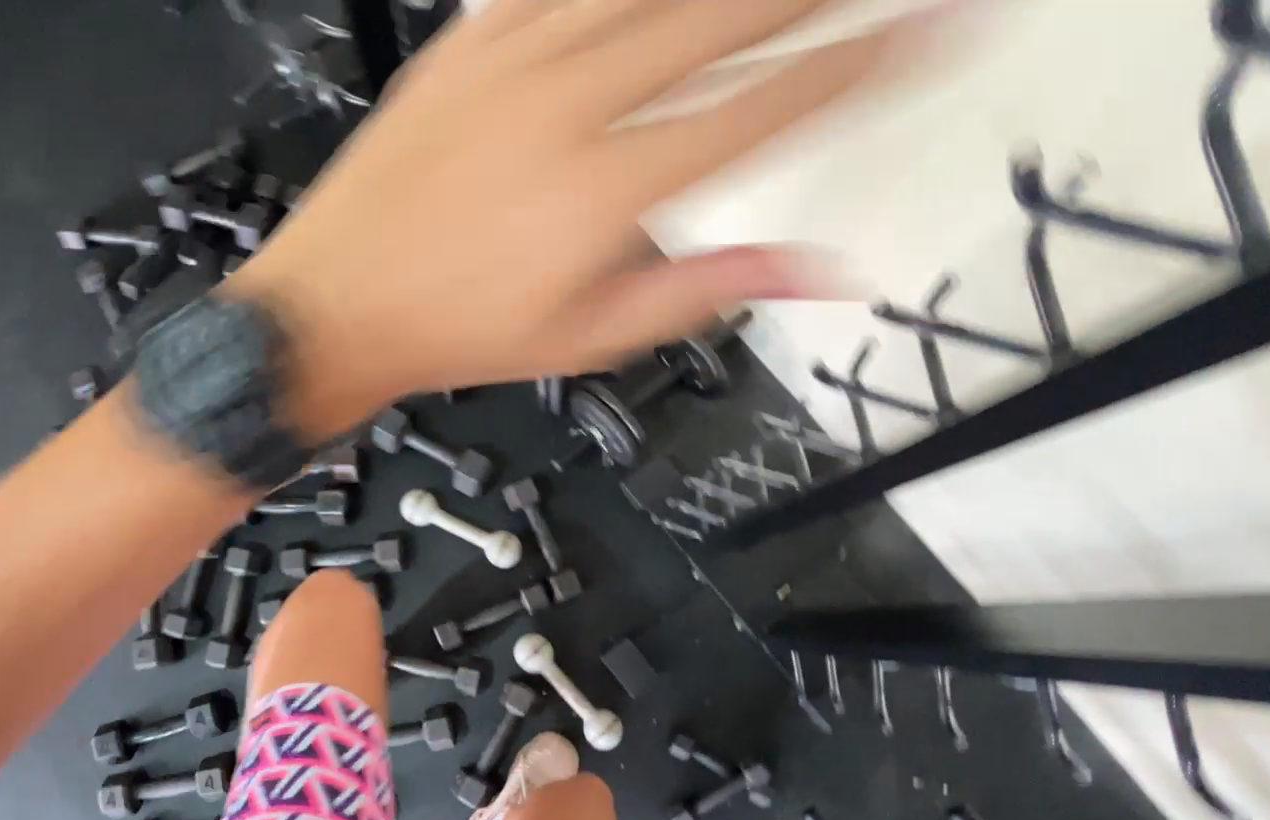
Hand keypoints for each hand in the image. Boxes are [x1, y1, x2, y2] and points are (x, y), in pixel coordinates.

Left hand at [229, 0, 942, 434]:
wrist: (338, 306)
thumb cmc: (454, 330)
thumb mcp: (589, 338)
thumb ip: (705, 288)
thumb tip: (816, 270)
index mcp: (611, 189)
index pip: (768, 105)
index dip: (862, 63)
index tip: (931, 31)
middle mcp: (570, 106)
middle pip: (726, 14)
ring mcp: (512, 64)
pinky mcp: (464, 47)